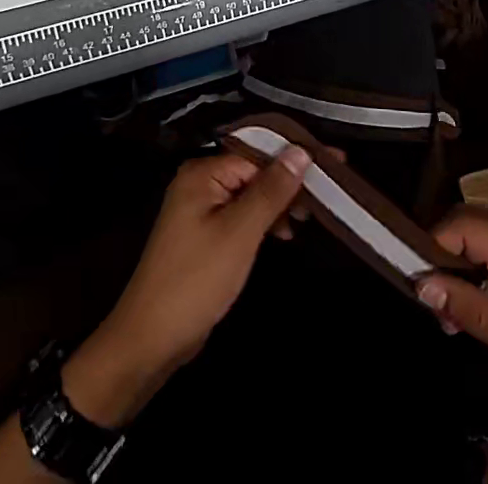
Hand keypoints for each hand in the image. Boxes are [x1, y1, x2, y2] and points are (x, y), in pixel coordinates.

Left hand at [62, 144, 310, 426]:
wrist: (153, 337)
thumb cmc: (197, 278)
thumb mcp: (240, 232)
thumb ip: (271, 190)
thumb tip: (300, 150)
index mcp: (202, 173)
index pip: (258, 154)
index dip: (295, 159)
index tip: (334, 165)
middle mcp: (199, 183)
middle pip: (254, 171)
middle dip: (289, 182)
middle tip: (328, 196)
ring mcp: (200, 210)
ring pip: (250, 194)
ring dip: (278, 203)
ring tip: (306, 218)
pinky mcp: (205, 235)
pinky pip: (241, 215)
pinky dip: (263, 221)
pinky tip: (282, 233)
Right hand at [415, 207, 487, 483]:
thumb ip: (473, 308)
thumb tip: (422, 283)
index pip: (463, 223)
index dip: (431, 245)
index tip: (412, 280)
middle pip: (472, 223)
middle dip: (443, 256)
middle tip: (433, 303)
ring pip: (485, 237)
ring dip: (461, 267)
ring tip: (452, 313)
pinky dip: (482, 273)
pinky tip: (479, 307)